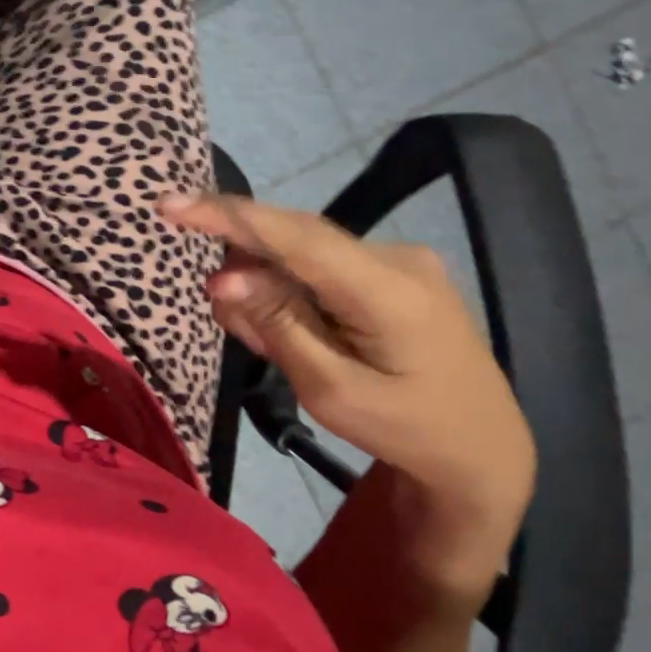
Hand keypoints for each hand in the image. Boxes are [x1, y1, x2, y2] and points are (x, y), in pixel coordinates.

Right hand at [160, 193, 533, 499]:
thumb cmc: (405, 427)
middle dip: (242, 268)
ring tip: (275, 349)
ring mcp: (397, 263)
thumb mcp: (330, 391)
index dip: (229, 216)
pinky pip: (316, 268)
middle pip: (292, 239)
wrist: (482, 447)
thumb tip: (222, 277)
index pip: (294, 237)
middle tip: (242, 335)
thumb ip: (277, 326)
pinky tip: (295, 336)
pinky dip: (286, 295)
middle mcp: (395, 259)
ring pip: (297, 257)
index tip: (169, 204)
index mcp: (387, 290)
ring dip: (265, 291)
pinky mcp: (390, 274)